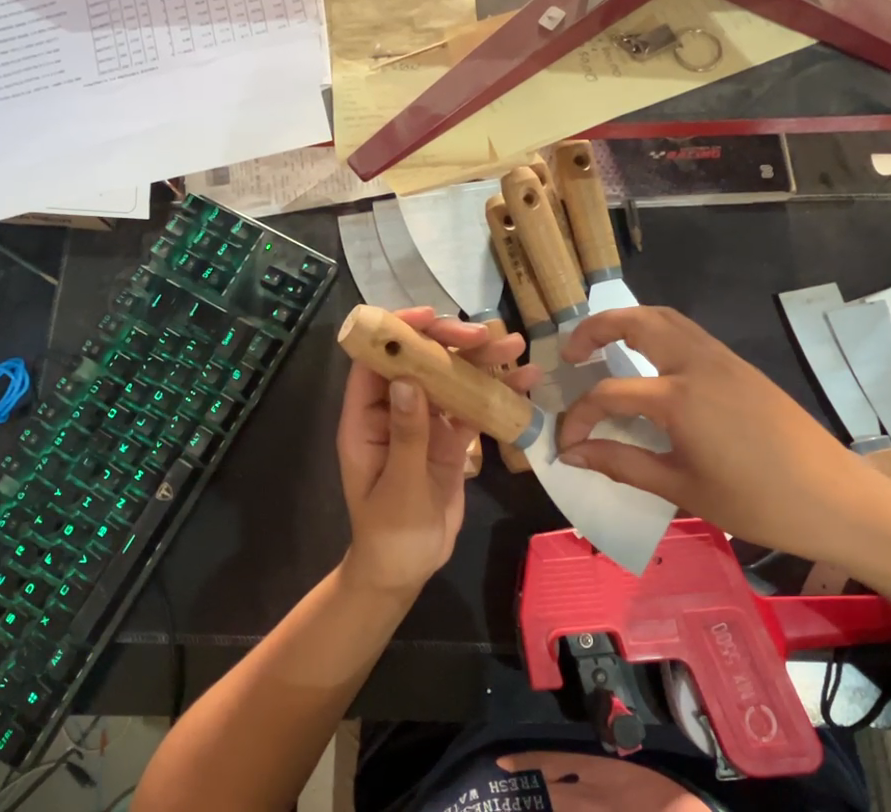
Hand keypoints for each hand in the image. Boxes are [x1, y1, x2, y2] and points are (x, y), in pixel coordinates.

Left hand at [337, 307, 537, 593]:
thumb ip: (407, 434)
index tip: (432, 318)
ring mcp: (424, 422)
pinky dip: (496, 393)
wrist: (405, 571)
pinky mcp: (450, 438)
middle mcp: (393, 411)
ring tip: (517, 346)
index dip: (398, 333)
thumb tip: (408, 379)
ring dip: (481, 361)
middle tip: (488, 337)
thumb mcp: (398, 487)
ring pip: (449, 379)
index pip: (374, 362)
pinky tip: (525, 382)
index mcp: (365, 419)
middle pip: (418, 362)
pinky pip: (471, 407)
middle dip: (451, 344)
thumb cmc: (389, 534)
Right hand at [556, 306, 890, 559]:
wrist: (834, 498)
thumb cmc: (755, 501)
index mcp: (677, 397)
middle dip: (595, 329)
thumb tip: (572, 454)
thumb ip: (622, 463)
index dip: (579, 418)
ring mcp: (722, 359)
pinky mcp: (740, 366)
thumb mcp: (680, 487)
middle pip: (635, 322)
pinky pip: (688, 333)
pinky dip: (657, 334)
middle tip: (571, 353)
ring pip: (665, 318)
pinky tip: (651, 366)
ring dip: (628, 323)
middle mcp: (696, 363)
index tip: (566, 445)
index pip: (607, 394)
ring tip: (603, 348)